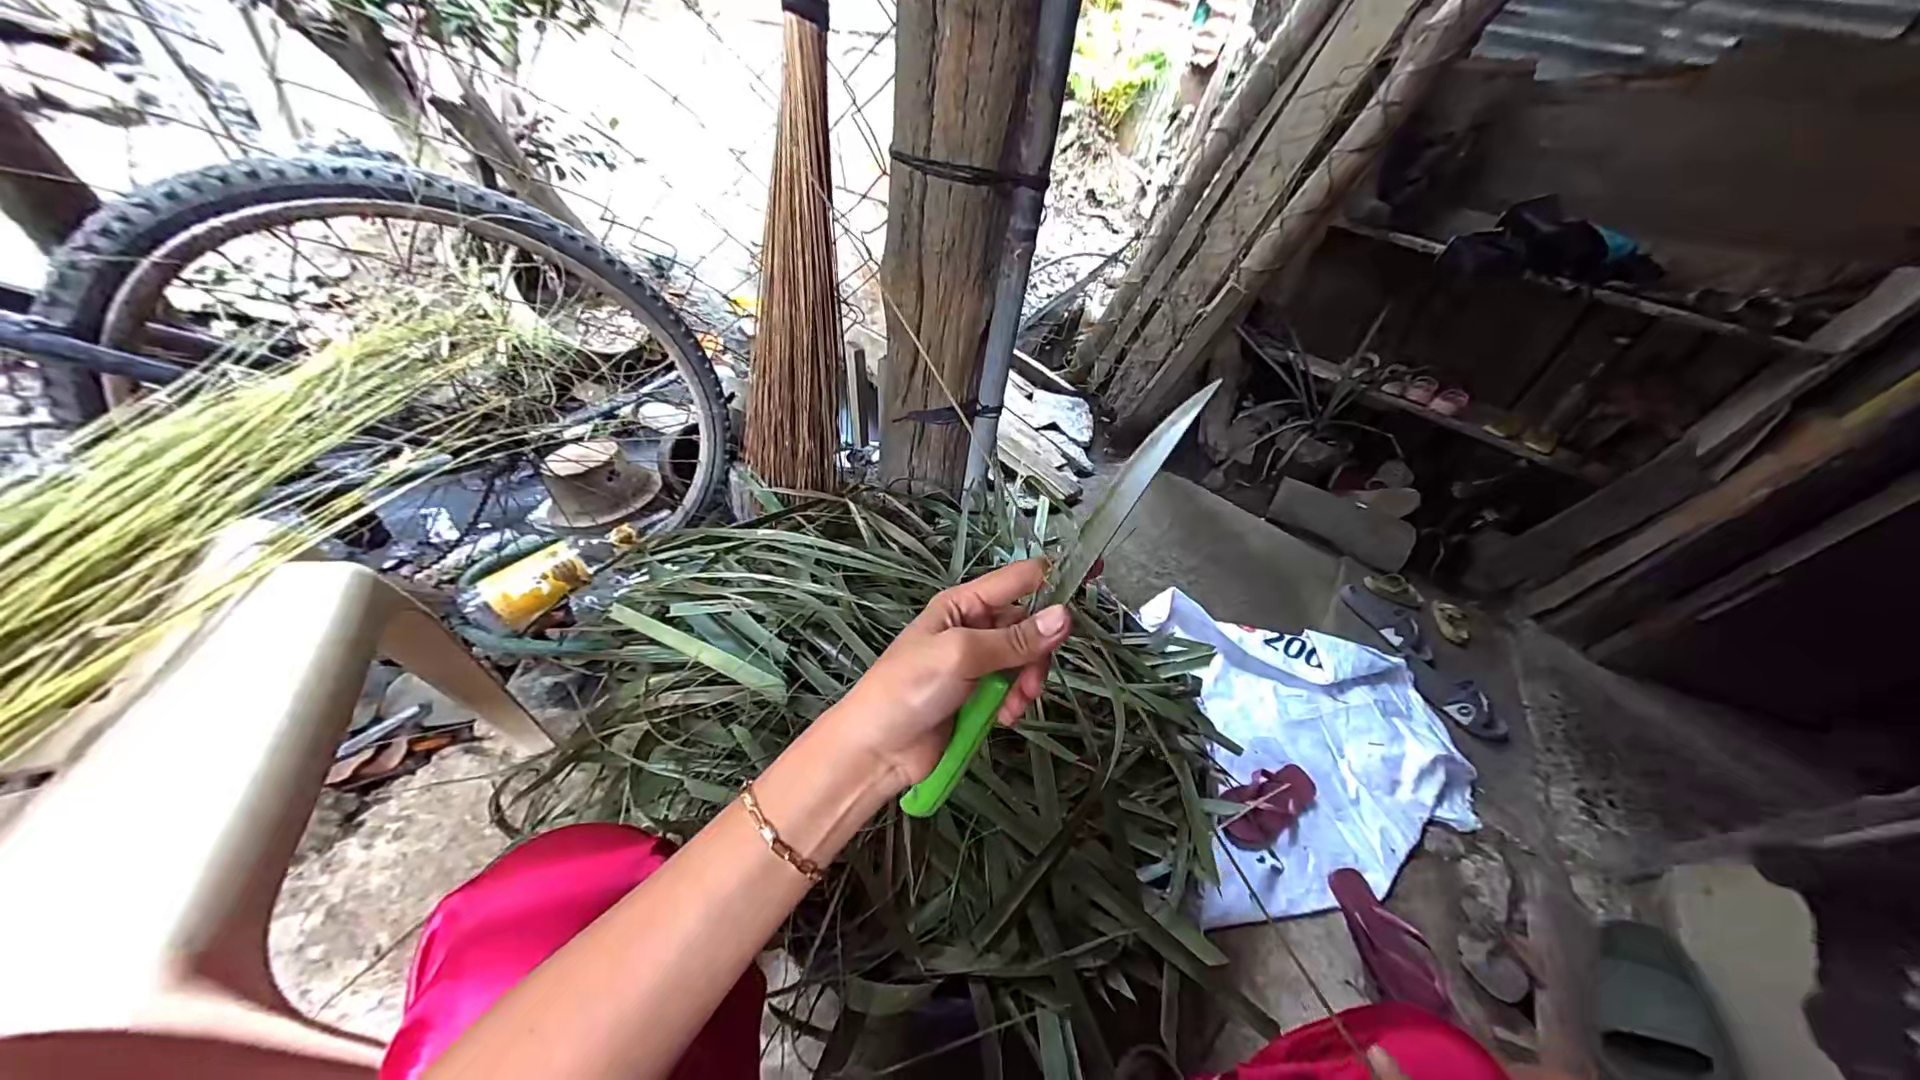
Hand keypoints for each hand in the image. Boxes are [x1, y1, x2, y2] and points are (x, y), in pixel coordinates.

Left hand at [821, 558, 1071, 793]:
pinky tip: (1004, 718)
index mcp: (963, 604)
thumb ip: (1014, 639)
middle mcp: (972, 627)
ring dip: (1027, 682)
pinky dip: (1015, 702)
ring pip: (1025, 660)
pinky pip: (1013, 688)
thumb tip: (1065, 616)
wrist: (877, 749)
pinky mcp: (979, 695)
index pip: (1018, 579)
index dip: (1054, 577)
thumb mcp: (962, 655)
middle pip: (1028, 624)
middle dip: (1037, 652)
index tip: (1095, 576)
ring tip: (1013, 706)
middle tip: (1030, 681)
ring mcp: (976, 663)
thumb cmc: (909, 688)